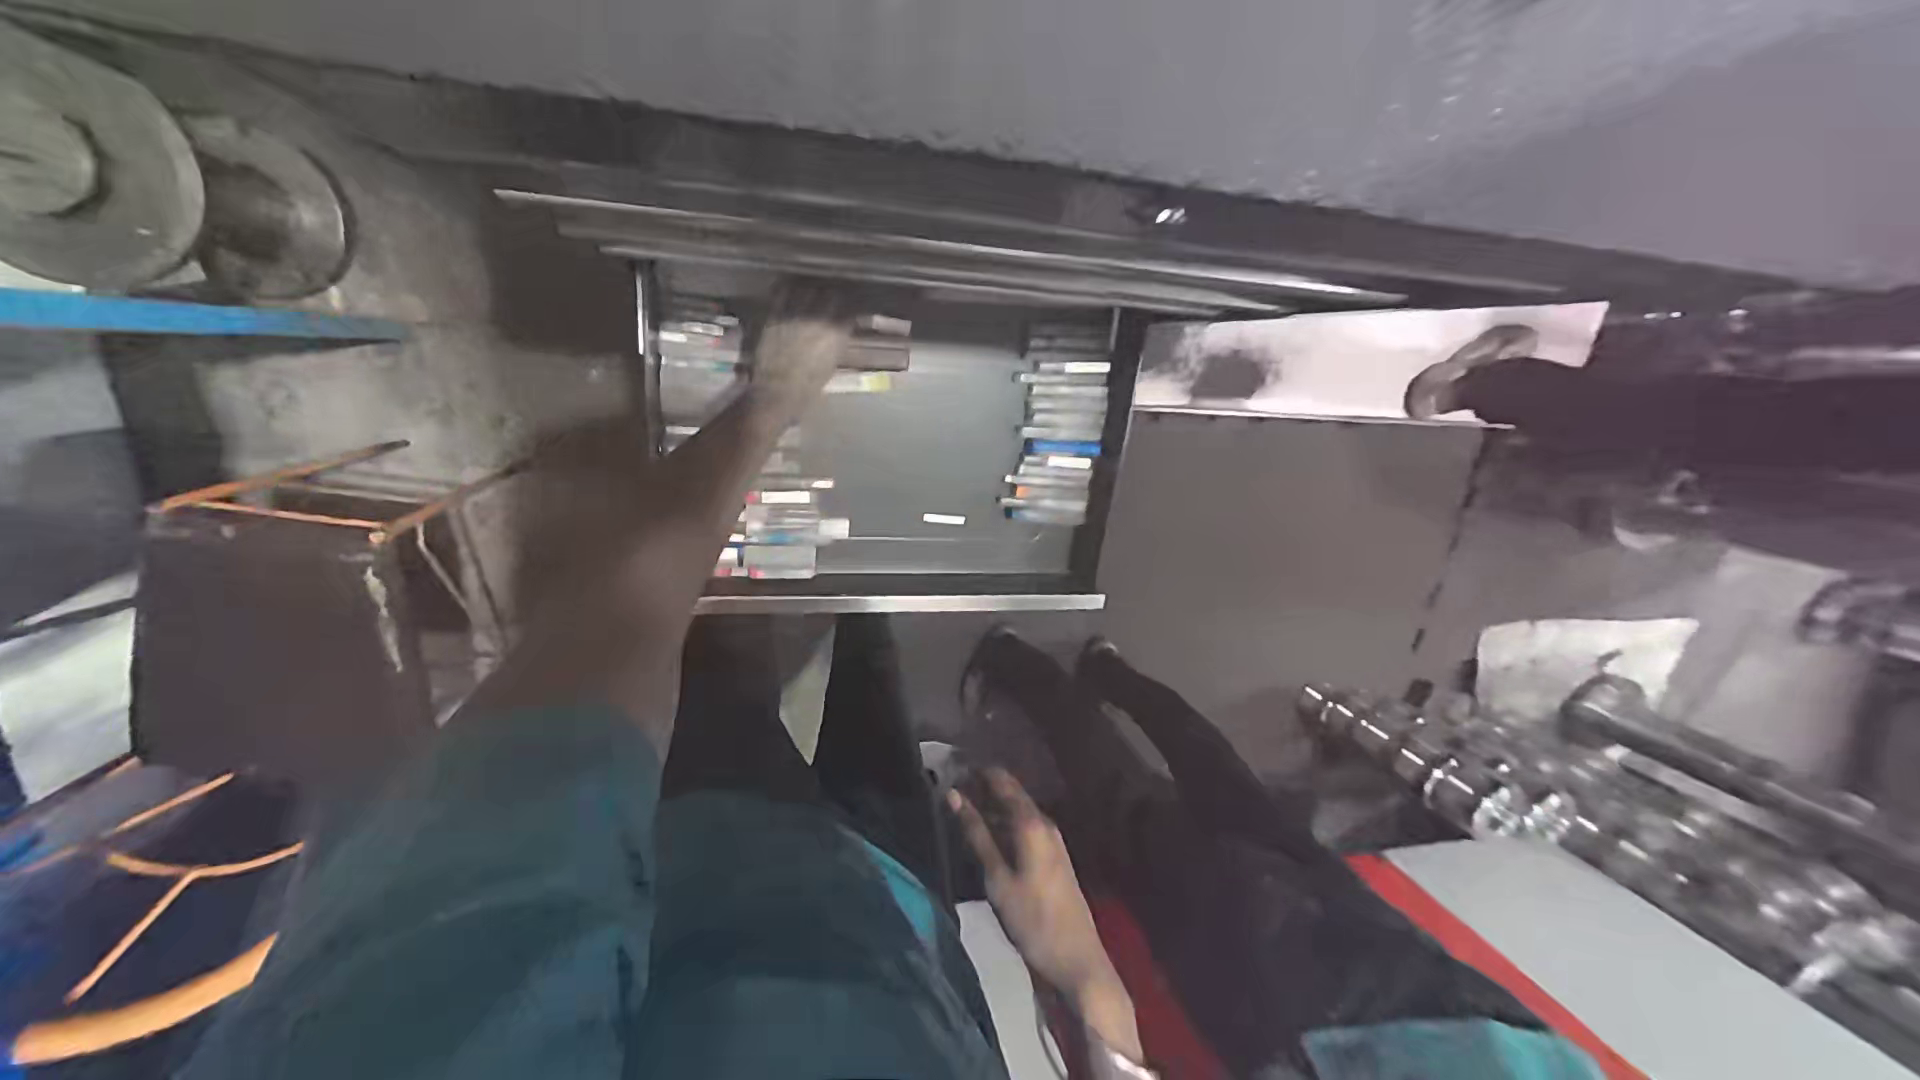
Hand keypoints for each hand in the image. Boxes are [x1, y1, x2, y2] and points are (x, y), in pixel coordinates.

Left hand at [749, 278, 851, 426]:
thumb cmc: (809, 387)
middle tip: (832, 295)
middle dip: (833, 294)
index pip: (849, 310)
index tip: (850, 307)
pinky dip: (789, 289)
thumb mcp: (832, 365)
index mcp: (836, 335)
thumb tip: (842, 330)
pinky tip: (791, 289)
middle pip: (830, 294)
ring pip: (807, 289)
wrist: (778, 392)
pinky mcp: (775, 315)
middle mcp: (818, 320)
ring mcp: (795, 315)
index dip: (851, 307)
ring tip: (812, 289)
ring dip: (811, 288)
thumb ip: (838, 342)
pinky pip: (783, 293)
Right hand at [950, 769, 1141, 1061]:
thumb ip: (976, 834)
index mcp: (1032, 823)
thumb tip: (953, 795)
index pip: (1003, 781)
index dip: (978, 771)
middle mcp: (1044, 823)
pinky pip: (1023, 828)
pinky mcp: (1052, 857)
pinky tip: (986, 835)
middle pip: (1010, 794)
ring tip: (960, 808)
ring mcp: (1052, 840)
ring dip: (991, 808)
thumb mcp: (997, 878)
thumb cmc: (1033, 919)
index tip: (952, 765)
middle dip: (982, 788)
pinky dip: (1002, 825)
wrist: (1077, 960)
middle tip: (950, 786)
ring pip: (1016, 812)